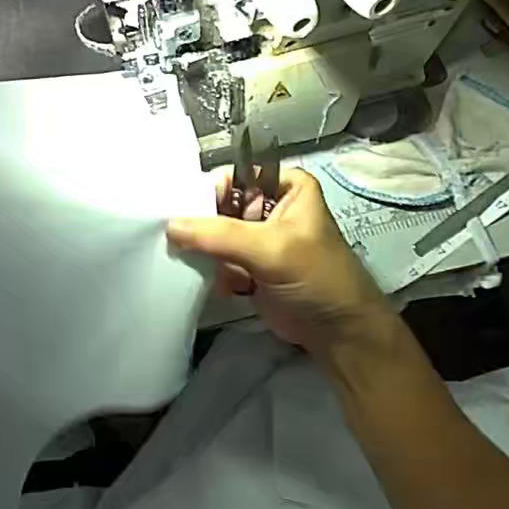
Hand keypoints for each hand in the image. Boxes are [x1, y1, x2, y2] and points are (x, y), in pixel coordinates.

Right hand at [168, 167, 402, 362]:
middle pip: (220, 205)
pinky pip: (218, 259)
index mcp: (284, 185)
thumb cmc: (316, 277)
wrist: (337, 331)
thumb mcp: (272, 248)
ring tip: (217, 269)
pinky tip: (230, 286)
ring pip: (215, 234)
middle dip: (205, 227)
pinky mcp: (248, 266)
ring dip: (209, 253)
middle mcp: (270, 206)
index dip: (210, 192)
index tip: (184, 212)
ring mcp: (258, 238)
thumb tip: (171, 225)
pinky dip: (216, 272)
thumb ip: (221, 235)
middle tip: (186, 243)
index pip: (235, 176)